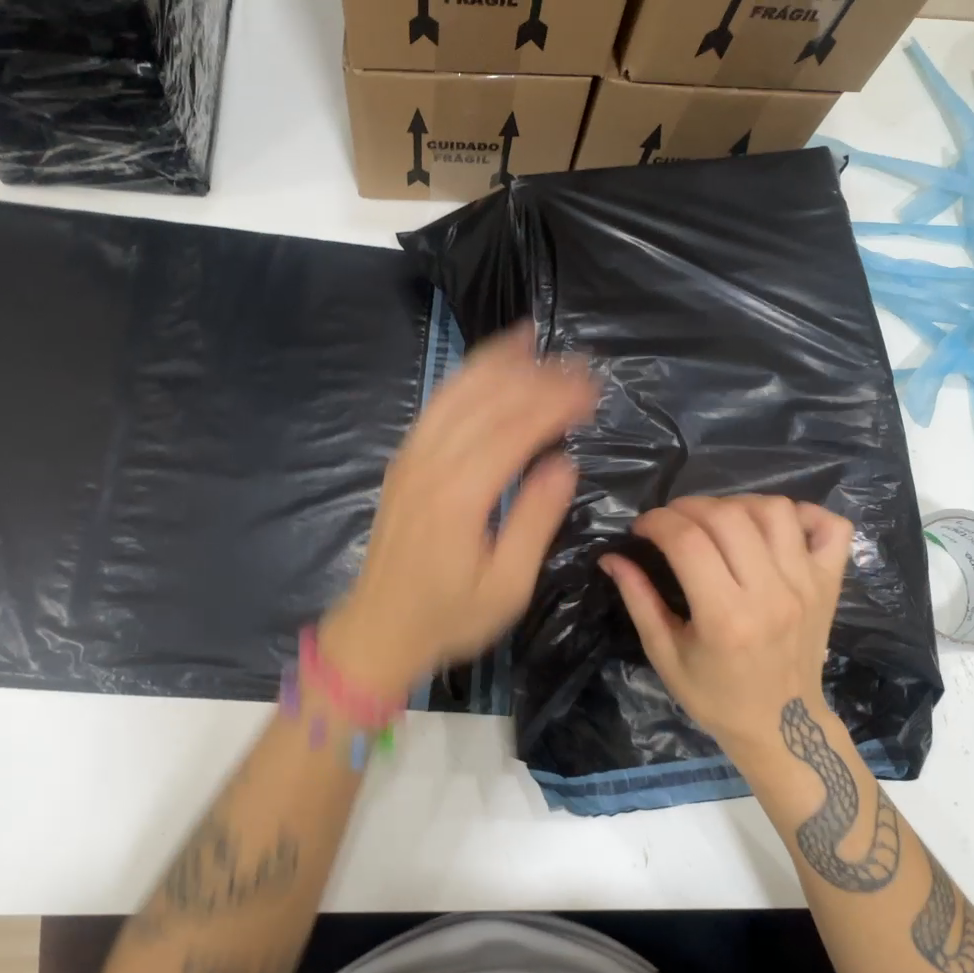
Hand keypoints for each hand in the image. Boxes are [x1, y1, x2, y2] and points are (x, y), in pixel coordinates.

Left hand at [320, 324, 597, 696]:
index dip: (557, 402)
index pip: (516, 429)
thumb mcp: (507, 587)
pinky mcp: (403, 462)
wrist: (379, 629)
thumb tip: (563, 464)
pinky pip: (434, 406)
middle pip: (488, 401)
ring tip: (535, 341)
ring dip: (497, 364)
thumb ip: (535, 520)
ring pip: (456, 393)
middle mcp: (431, 465)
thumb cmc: (449, 617)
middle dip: (536, 376)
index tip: (594, 391)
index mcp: (460, 496)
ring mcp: (411, 459)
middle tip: (580, 366)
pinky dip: (463, 378)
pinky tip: (486, 367)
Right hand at [600, 496, 852, 754]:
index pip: (687, 541)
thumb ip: (639, 600)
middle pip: (728, 516)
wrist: (783, 725)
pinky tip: (770, 528)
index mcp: (725, 617)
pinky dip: (801, 513)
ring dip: (736, 504)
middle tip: (672, 523)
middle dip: (688, 507)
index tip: (641, 528)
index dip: (657, 522)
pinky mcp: (830, 583)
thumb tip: (612, 557)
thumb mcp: (665, 655)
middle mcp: (771, 593)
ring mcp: (807, 584)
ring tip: (716, 522)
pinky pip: (829, 526)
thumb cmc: (715, 696)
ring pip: (774, 511)